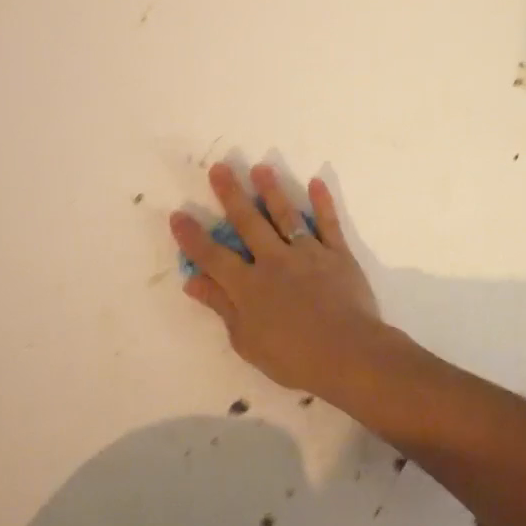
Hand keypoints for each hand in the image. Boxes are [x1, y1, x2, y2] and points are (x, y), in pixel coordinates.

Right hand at [171, 163, 384, 395]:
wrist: (347, 351)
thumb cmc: (293, 357)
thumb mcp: (246, 340)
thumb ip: (222, 306)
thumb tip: (193, 281)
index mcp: (248, 286)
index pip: (213, 256)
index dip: (193, 236)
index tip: (178, 214)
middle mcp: (275, 261)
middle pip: (249, 223)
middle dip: (232, 194)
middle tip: (221, 168)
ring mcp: (309, 253)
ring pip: (286, 215)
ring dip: (273, 190)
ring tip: (262, 167)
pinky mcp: (339, 254)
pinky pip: (329, 222)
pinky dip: (323, 202)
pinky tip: (315, 182)